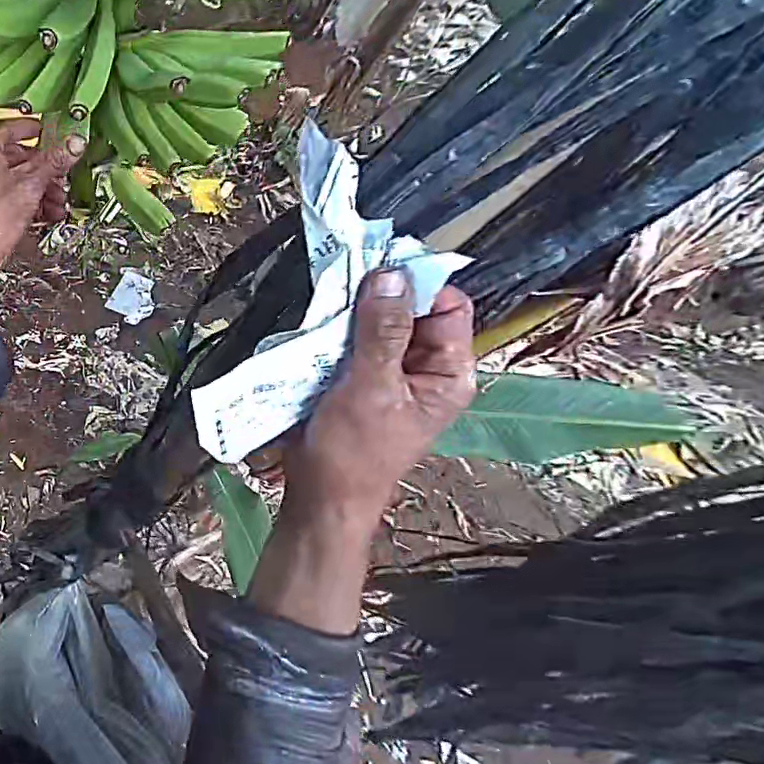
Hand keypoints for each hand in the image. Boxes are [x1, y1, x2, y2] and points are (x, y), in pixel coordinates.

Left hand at [0, 118, 81, 298]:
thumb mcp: (31, 186)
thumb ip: (53, 163)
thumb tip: (74, 144)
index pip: (9, 128)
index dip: (32, 129)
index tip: (50, 132)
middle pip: (19, 158)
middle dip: (46, 170)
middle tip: (62, 176)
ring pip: (19, 180)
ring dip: (43, 189)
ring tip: (58, 202)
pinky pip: (14, 197)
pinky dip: (32, 202)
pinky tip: (49, 214)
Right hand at [248, 271, 473, 633]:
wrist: (319, 496)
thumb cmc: (353, 452)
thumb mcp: (372, 388)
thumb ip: (383, 331)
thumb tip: (391, 274)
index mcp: (447, 373)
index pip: (447, 307)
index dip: (418, 285)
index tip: (379, 268)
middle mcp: (423, 367)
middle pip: (410, 310)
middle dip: (378, 296)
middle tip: (345, 283)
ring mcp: (388, 371)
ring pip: (376, 321)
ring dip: (351, 313)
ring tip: (326, 307)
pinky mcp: (356, 375)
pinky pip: (351, 339)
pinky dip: (335, 330)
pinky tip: (316, 326)